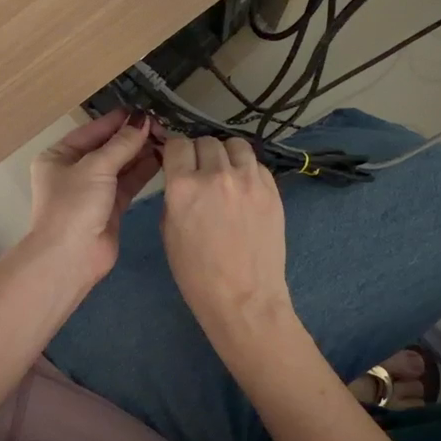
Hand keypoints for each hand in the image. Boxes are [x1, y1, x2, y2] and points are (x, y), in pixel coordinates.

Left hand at [26, 110, 161, 281]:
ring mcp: (92, 191)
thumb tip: (142, 120)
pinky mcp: (109, 208)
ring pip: (120, 165)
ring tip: (167, 139)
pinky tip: (161, 158)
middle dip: (132, 137)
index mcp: (59, 156)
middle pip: (107, 147)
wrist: (70, 258)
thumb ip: (121, 144)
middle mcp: (73, 171)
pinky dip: (143, 171)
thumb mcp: (95, 168)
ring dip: (141, 153)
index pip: (92, 131)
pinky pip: (128, 183)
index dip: (117, 121)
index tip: (144, 111)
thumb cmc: (74, 205)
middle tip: (162, 126)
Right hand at [161, 134, 294, 353]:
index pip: (177, 144)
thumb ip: (174, 196)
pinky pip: (256, 164)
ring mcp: (248, 180)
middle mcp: (216, 175)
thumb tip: (180, 177)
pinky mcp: (272, 190)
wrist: (244, 298)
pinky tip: (243, 190)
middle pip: (206, 141)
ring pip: (235, 144)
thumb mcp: (168, 231)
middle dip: (199, 153)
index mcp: (183, 186)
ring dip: (226, 155)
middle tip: (200, 172)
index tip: (176, 160)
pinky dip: (247, 170)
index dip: (174, 151)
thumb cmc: (196, 273)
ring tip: (225, 173)